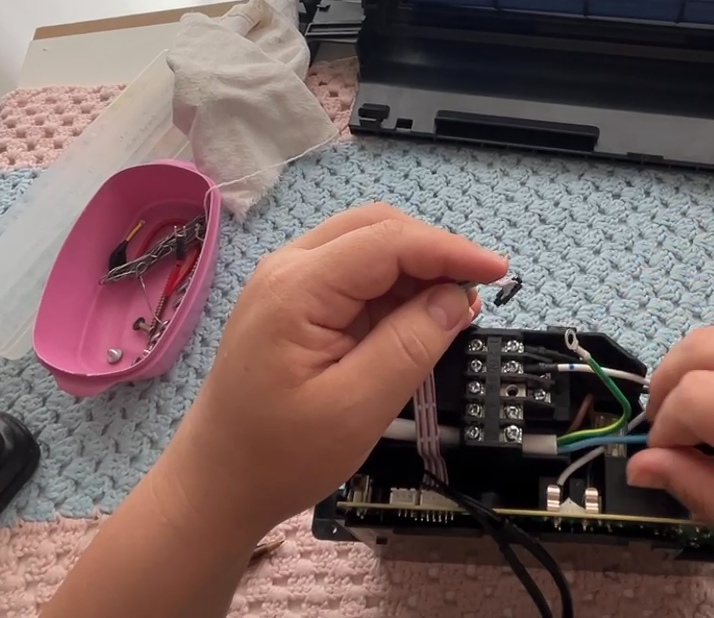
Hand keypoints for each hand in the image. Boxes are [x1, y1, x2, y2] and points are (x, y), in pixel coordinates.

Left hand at [156, 203, 507, 539]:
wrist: (214, 485)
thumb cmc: (282, 456)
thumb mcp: (356, 408)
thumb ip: (411, 345)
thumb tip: (457, 297)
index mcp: (297, 287)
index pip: (387, 241)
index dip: (448, 249)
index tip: (498, 270)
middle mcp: (289, 265)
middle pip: (376, 227)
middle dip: (432, 250)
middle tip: (475, 289)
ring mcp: (288, 278)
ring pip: (367, 242)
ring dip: (415, 265)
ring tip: (451, 307)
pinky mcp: (294, 296)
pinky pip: (354, 269)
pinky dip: (393, 283)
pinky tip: (415, 314)